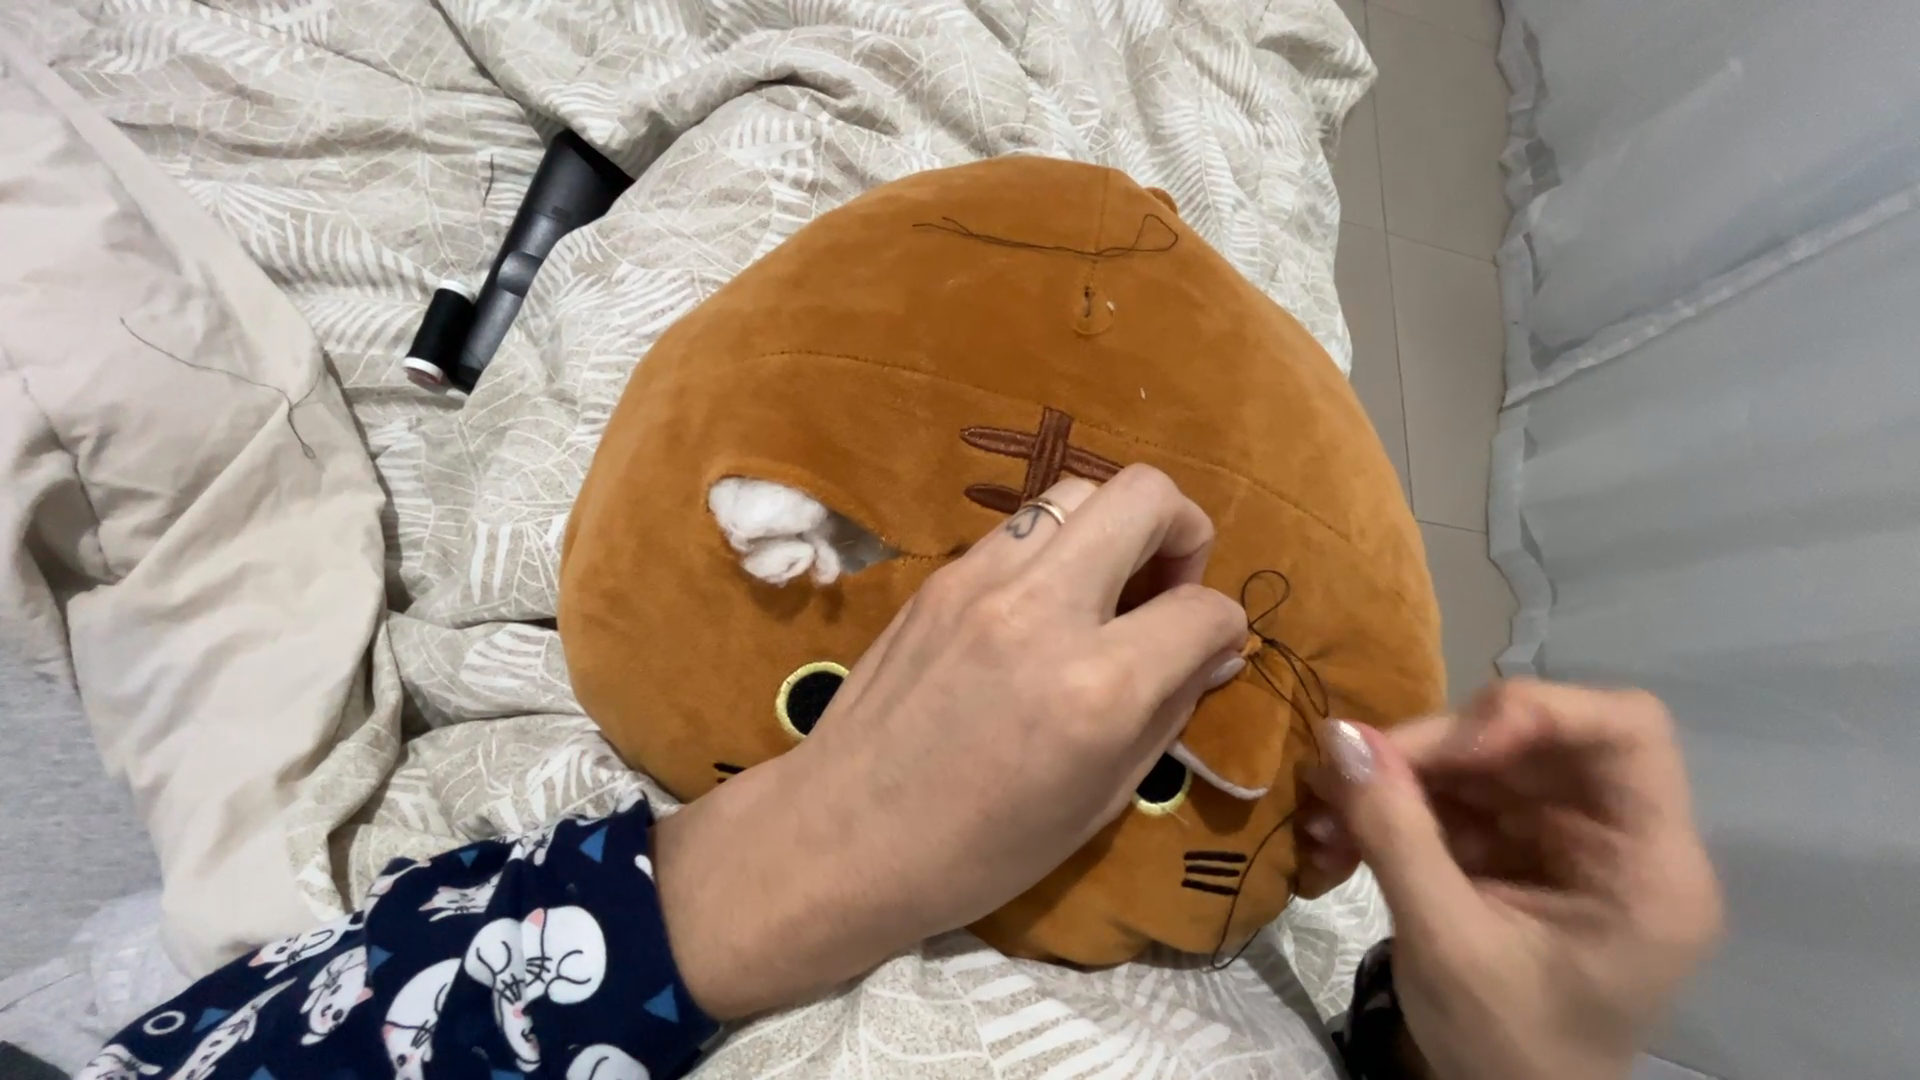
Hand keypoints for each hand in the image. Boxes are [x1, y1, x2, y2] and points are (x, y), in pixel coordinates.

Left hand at [652, 466, 1248, 1018]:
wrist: (845, 833)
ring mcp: (980, 579)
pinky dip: (1055, 548)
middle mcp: (1042, 608)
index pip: (1203, 608)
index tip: (1208, 648)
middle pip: (1145, 495)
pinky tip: (1040, 603)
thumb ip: (1170, 708)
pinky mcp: (939, 575)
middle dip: (1183, 530)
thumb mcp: (1101, 799)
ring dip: (1113, 528)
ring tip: (1104, 588)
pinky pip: (1021, 528)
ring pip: (1078, 490)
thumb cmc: (981, 847)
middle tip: (1165, 587)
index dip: (1226, 627)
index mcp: (1097, 686)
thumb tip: (1215, 649)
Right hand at [1303, 680, 1722, 1079]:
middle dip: (1426, 750)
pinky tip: (1335, 835)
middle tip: (1347, 776)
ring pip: (1466, 756)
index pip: (1623, 728)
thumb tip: (1338, 734)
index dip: (1535, 714)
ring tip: (1323, 814)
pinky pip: (1438, 791)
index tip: (1452, 749)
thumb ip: (1395, 833)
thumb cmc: (1506, 1044)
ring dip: (1388, 776)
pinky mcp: (1499, 841)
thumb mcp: (1447, 943)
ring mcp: (1547, 832)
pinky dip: (1382, 803)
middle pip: (1521, 733)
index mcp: (1644, 864)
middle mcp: (1603, 831)